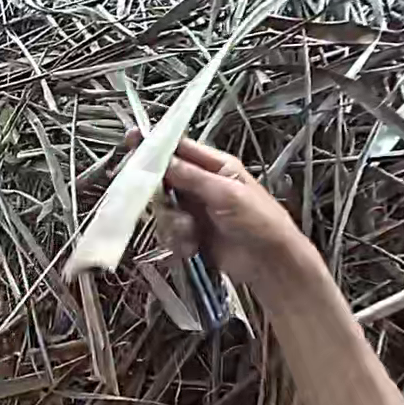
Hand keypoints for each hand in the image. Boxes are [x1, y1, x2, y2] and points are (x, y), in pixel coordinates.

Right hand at [156, 137, 318, 288]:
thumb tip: (161, 159)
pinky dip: (178, 240)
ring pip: (163, 209)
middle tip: (166, 203)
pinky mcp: (190, 234)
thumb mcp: (226, 193)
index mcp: (215, 166)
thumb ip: (191, 176)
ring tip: (191, 231)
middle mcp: (201, 185)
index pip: (179, 148)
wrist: (270, 264)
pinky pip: (168, 232)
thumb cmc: (260, 222)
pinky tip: (194, 245)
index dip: (155, 145)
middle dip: (161, 194)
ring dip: (173, 223)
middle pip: (163, 179)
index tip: (133, 140)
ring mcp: (194, 210)